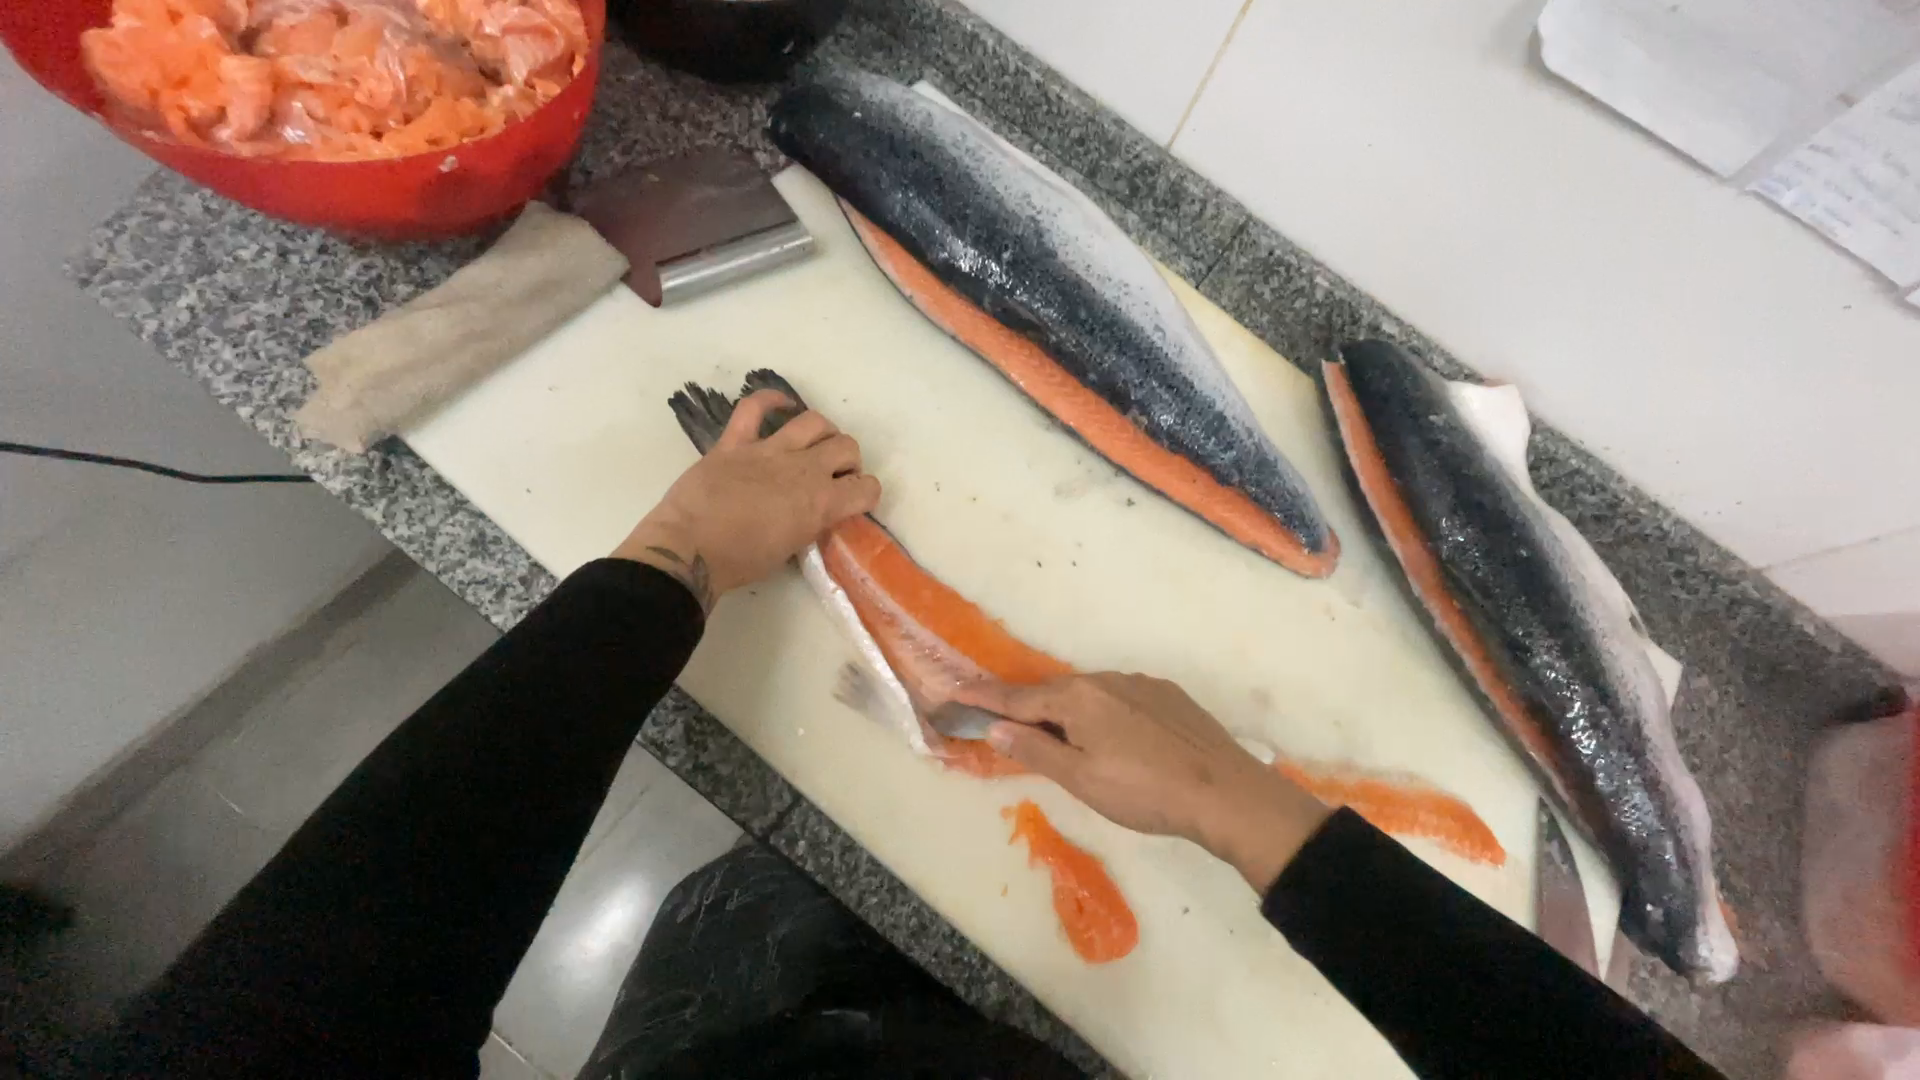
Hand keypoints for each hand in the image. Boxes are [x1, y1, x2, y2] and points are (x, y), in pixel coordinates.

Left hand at [613, 389, 880, 609]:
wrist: (690, 550)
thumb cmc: (740, 562)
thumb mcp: (791, 549)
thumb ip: (809, 524)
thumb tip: (812, 513)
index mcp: (821, 503)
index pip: (867, 488)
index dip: (866, 494)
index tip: (855, 501)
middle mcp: (804, 469)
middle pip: (847, 446)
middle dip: (848, 460)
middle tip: (834, 473)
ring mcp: (769, 450)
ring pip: (814, 421)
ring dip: (823, 431)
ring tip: (815, 443)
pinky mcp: (736, 442)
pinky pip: (755, 407)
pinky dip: (770, 400)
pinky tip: (780, 406)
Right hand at [962, 674, 1330, 891]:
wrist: (1226, 792)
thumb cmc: (1144, 791)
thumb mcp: (1081, 778)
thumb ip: (1035, 750)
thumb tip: (995, 727)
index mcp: (1078, 698)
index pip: (1018, 697)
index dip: (984, 697)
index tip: (955, 692)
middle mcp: (1105, 680)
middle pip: (1053, 692)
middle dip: (1027, 706)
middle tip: (1007, 726)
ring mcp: (1139, 684)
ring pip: (1088, 694)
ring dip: (1067, 711)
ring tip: (1064, 740)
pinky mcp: (1166, 694)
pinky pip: (1119, 697)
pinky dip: (1101, 712)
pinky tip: (1115, 737)